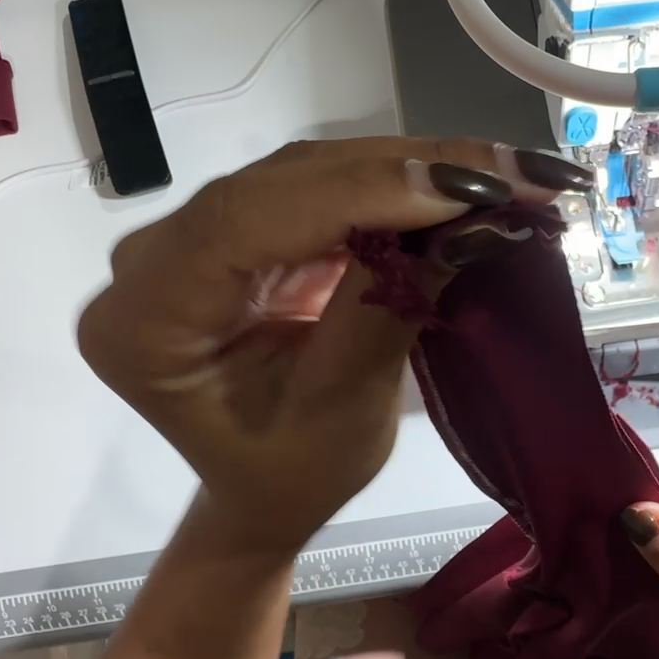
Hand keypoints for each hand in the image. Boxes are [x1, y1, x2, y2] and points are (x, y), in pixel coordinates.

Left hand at [78, 138, 592, 556]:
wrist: (265, 490)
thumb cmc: (294, 473)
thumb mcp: (342, 404)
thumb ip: (389, 304)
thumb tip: (474, 220)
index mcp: (146, 323)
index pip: (244, 222)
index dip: (358, 193)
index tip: (466, 187)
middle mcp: (151, 264)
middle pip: (279, 184)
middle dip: (402, 171)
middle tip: (512, 169)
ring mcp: (192, 241)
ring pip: (306, 174)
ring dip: (408, 169)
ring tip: (502, 172)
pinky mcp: (238, 234)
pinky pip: (317, 190)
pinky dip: (391, 187)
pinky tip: (455, 183)